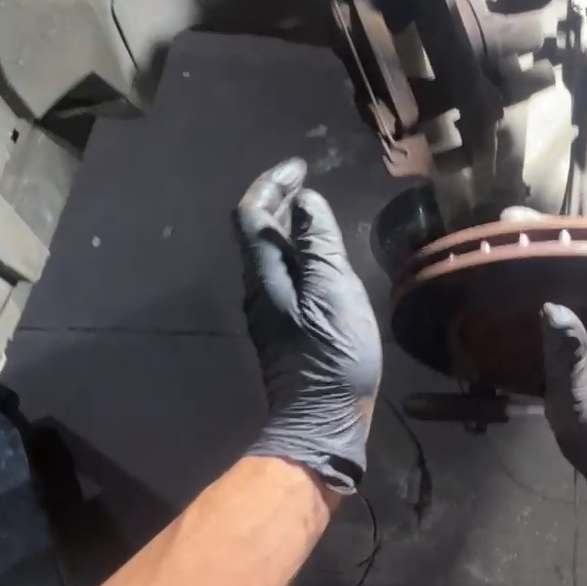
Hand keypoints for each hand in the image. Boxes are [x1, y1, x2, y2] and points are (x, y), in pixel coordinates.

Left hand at [237, 158, 381, 494]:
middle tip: (309, 182)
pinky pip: (285, 273)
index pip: (253, 214)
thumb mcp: (333, 292)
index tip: (300, 167)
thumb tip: (305, 202)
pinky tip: (322, 257)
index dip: (272, 184)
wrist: (323, 419)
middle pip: (257, 231)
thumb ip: (318, 245)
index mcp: (266, 274)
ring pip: (270, 253)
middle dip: (279, 200)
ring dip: (288, 225)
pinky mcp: (284, 327)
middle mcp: (259, 287)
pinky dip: (298, 251)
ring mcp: (269, 310)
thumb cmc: (332, 355)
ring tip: (317, 211)